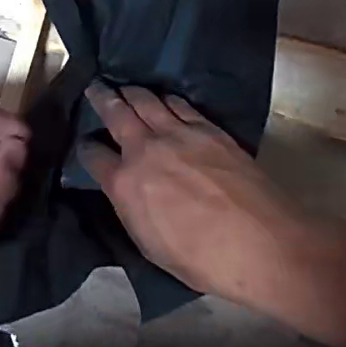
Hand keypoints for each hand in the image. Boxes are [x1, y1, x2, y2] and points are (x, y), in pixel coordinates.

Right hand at [79, 83, 323, 311]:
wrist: (259, 242)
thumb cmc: (201, 259)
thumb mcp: (149, 243)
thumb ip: (131, 209)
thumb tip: (126, 191)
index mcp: (124, 183)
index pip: (93, 155)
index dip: (86, 149)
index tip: (87, 146)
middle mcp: (145, 149)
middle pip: (116, 113)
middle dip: (102, 98)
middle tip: (95, 88)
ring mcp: (179, 134)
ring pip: (147, 100)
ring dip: (132, 92)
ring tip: (126, 88)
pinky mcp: (209, 128)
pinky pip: (180, 104)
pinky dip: (167, 98)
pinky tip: (165, 98)